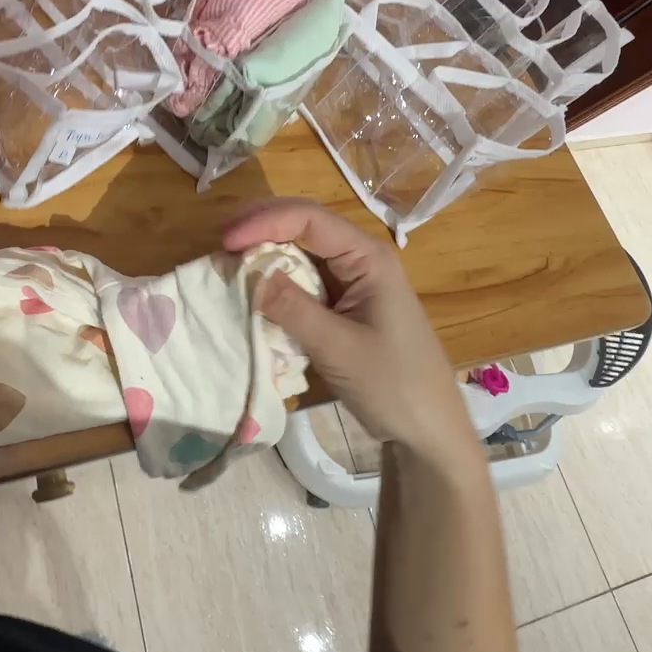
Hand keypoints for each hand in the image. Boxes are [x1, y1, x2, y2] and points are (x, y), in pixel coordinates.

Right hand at [224, 199, 472, 459]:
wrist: (430, 432)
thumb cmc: (393, 385)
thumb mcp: (338, 347)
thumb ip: (292, 308)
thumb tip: (247, 274)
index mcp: (368, 257)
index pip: (309, 218)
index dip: (264, 221)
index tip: (226, 240)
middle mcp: (361, 259)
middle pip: (305, 224)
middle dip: (262, 226)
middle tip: (221, 240)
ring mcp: (353, 282)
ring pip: (302, 251)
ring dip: (267, 251)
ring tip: (229, 259)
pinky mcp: (345, 304)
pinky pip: (305, 279)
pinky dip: (277, 278)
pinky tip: (254, 287)